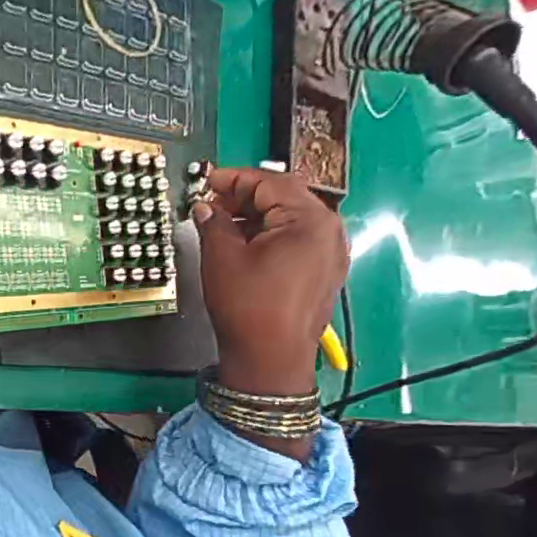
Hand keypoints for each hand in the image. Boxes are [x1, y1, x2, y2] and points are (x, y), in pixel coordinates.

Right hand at [192, 167, 348, 398]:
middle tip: (211, 205)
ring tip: (222, 227)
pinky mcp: (324, 271)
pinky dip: (269, 235)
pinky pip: (296, 240)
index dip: (235, 179)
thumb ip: (213, 223)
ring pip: (290, 219)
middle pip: (285, 197)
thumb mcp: (221, 258)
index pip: (270, 182)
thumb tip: (205, 208)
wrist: (270, 357)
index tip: (209, 181)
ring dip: (255, 217)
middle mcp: (329, 231)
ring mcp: (331, 253)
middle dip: (245, 198)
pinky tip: (243, 246)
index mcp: (310, 220)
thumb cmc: (248, 308)